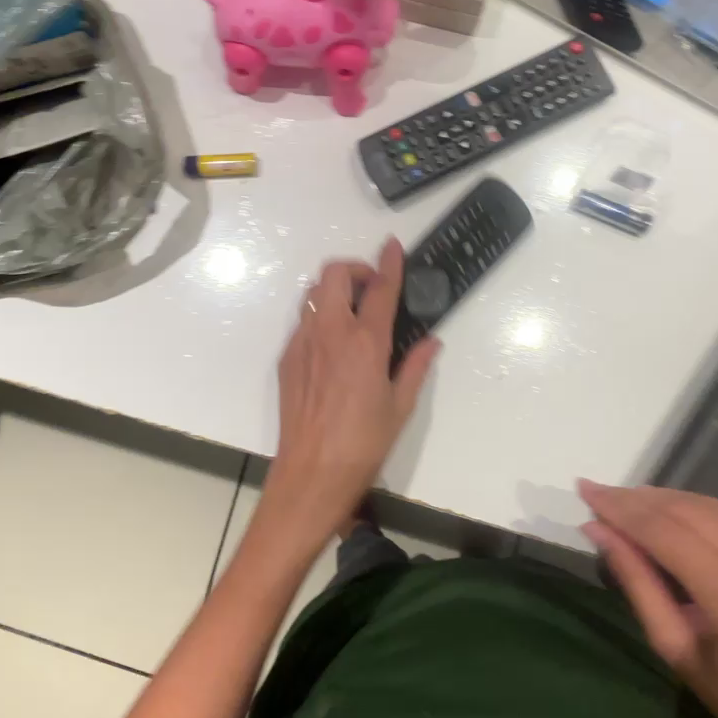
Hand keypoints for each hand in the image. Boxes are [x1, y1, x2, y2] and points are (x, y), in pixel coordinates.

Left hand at [260, 239, 438, 553]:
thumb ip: (414, 366)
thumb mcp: (400, 406)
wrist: (312, 472)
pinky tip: (332, 347)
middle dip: (354, 268)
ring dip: (333, 291)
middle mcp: (330, 332)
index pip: (379, 288)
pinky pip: (302, 322)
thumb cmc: (364, 443)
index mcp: (365, 342)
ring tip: (351, 313)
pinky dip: (318, 318)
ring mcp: (302, 342)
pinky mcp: (286, 358)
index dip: (388, 262)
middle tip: (371, 287)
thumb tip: (430, 342)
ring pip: (313, 294)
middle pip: (334, 274)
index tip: (393, 245)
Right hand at [578, 483, 717, 717]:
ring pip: (702, 504)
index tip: (583, 489)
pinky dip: (685, 507)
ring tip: (619, 501)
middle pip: (681, 510)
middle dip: (633, 498)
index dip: (618, 507)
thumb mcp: (672, 645)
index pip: (661, 530)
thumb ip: (635, 580)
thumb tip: (597, 530)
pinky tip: (659, 513)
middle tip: (594, 494)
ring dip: (657, 498)